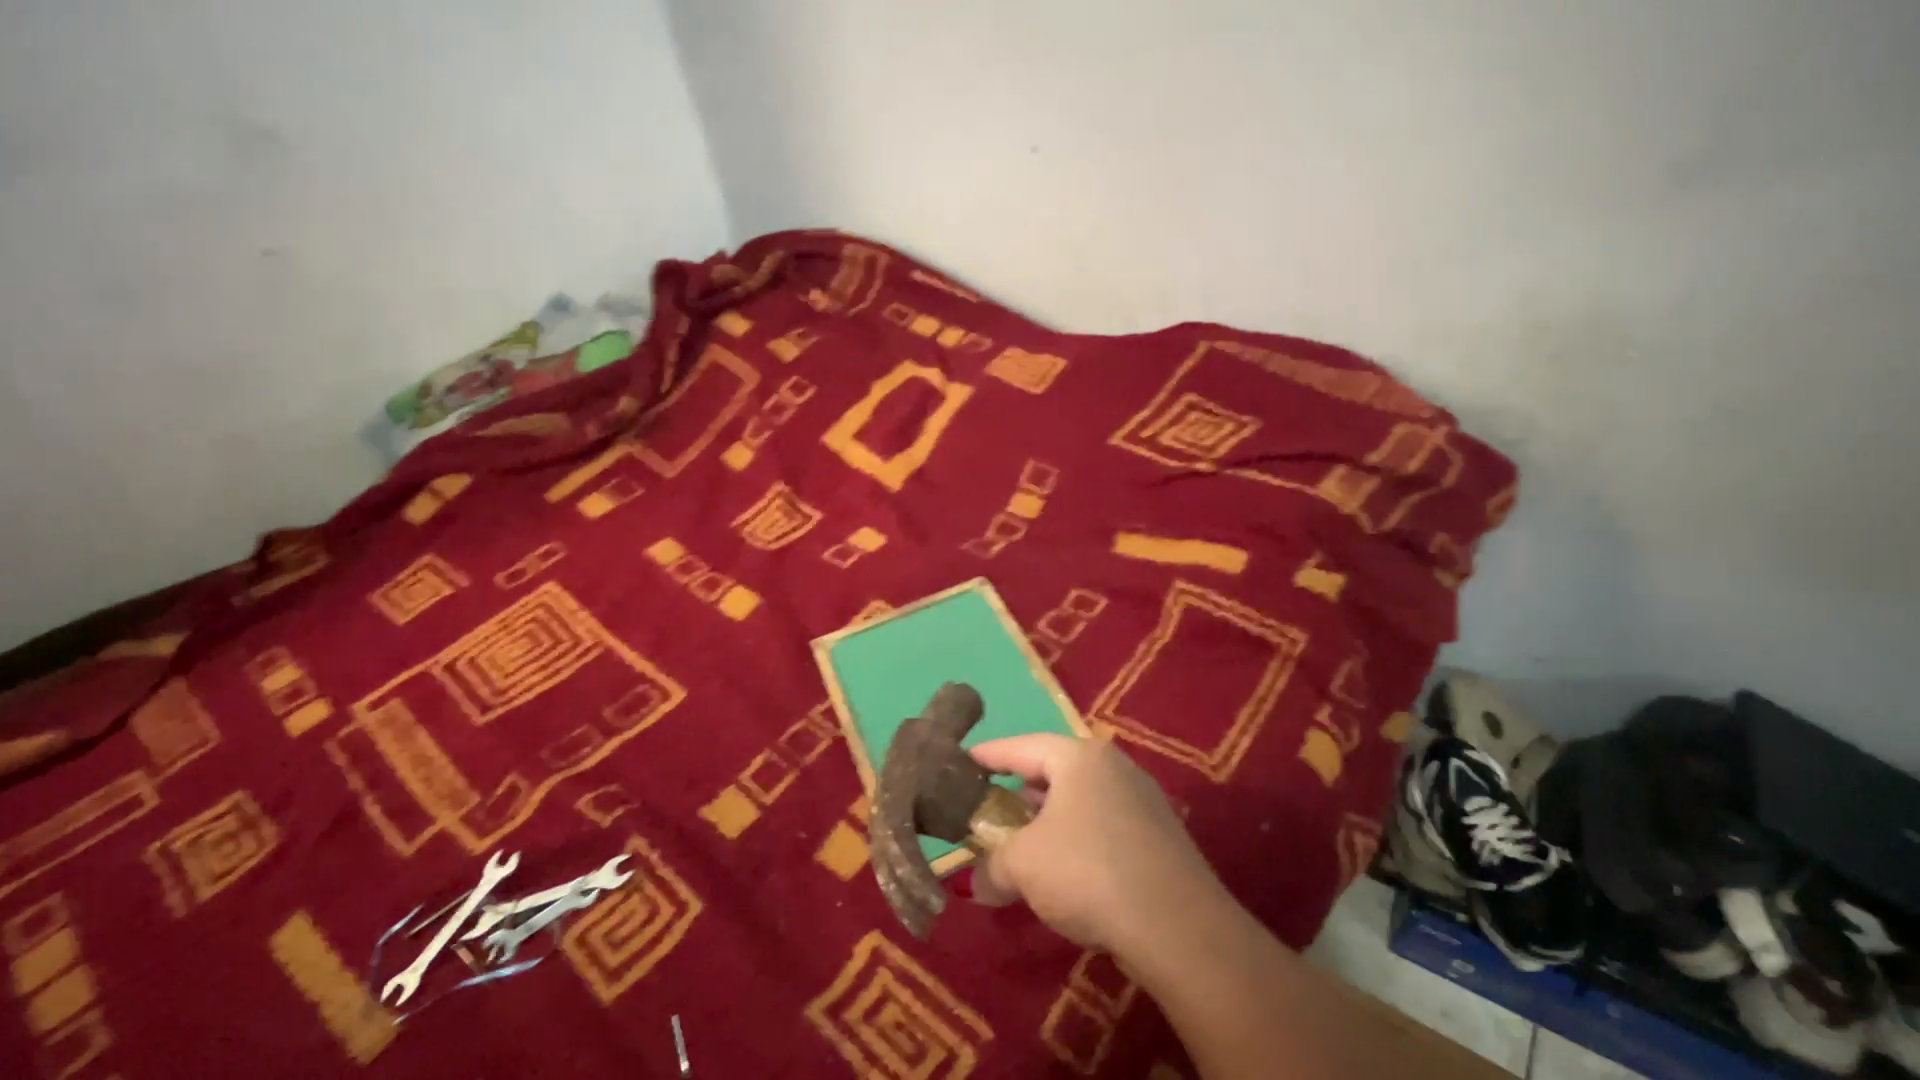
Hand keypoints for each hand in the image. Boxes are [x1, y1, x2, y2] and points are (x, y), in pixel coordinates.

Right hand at [968, 734, 1228, 953]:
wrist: (1176, 927)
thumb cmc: (1087, 872)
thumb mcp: (1021, 867)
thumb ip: (991, 867)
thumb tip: (978, 884)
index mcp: (1081, 757)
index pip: (1022, 746)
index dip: (987, 755)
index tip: (960, 762)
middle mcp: (1115, 768)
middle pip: (1054, 772)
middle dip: (1018, 794)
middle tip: (986, 812)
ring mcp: (1143, 802)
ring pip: (1080, 803)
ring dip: (1047, 824)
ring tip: (1020, 848)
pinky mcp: (1159, 839)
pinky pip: (1103, 829)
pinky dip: (1076, 844)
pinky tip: (1063, 876)